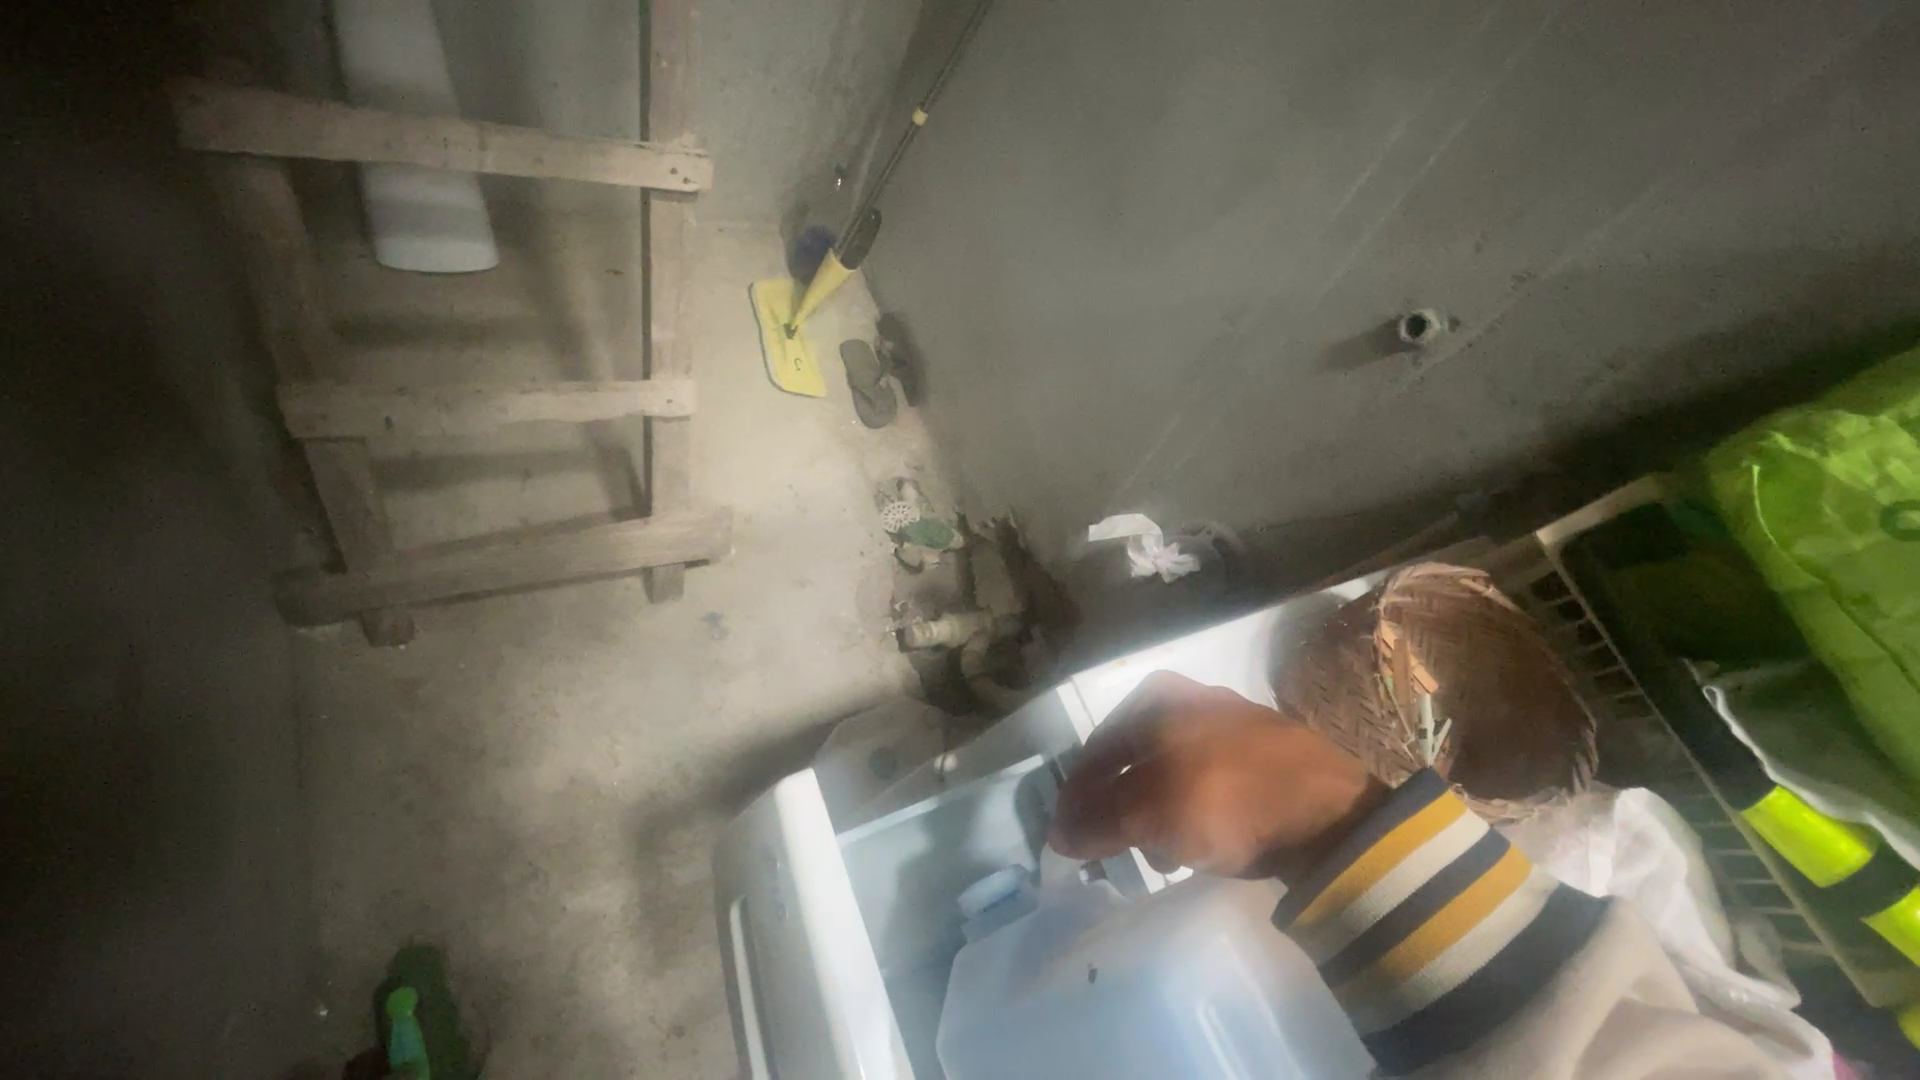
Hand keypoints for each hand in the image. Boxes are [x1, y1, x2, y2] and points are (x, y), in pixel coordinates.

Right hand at [1049, 671, 1386, 881]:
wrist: (1332, 815)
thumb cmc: (1223, 799)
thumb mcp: (1149, 814)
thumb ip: (1098, 822)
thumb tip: (1058, 836)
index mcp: (1155, 698)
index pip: (1096, 749)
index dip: (1077, 797)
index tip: (1068, 838)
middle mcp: (1190, 699)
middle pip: (1134, 760)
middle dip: (1118, 809)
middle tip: (1111, 848)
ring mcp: (1233, 723)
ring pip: (1173, 772)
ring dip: (1155, 814)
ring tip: (1160, 857)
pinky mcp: (1268, 753)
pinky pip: (1211, 782)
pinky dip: (1194, 811)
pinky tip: (1201, 844)